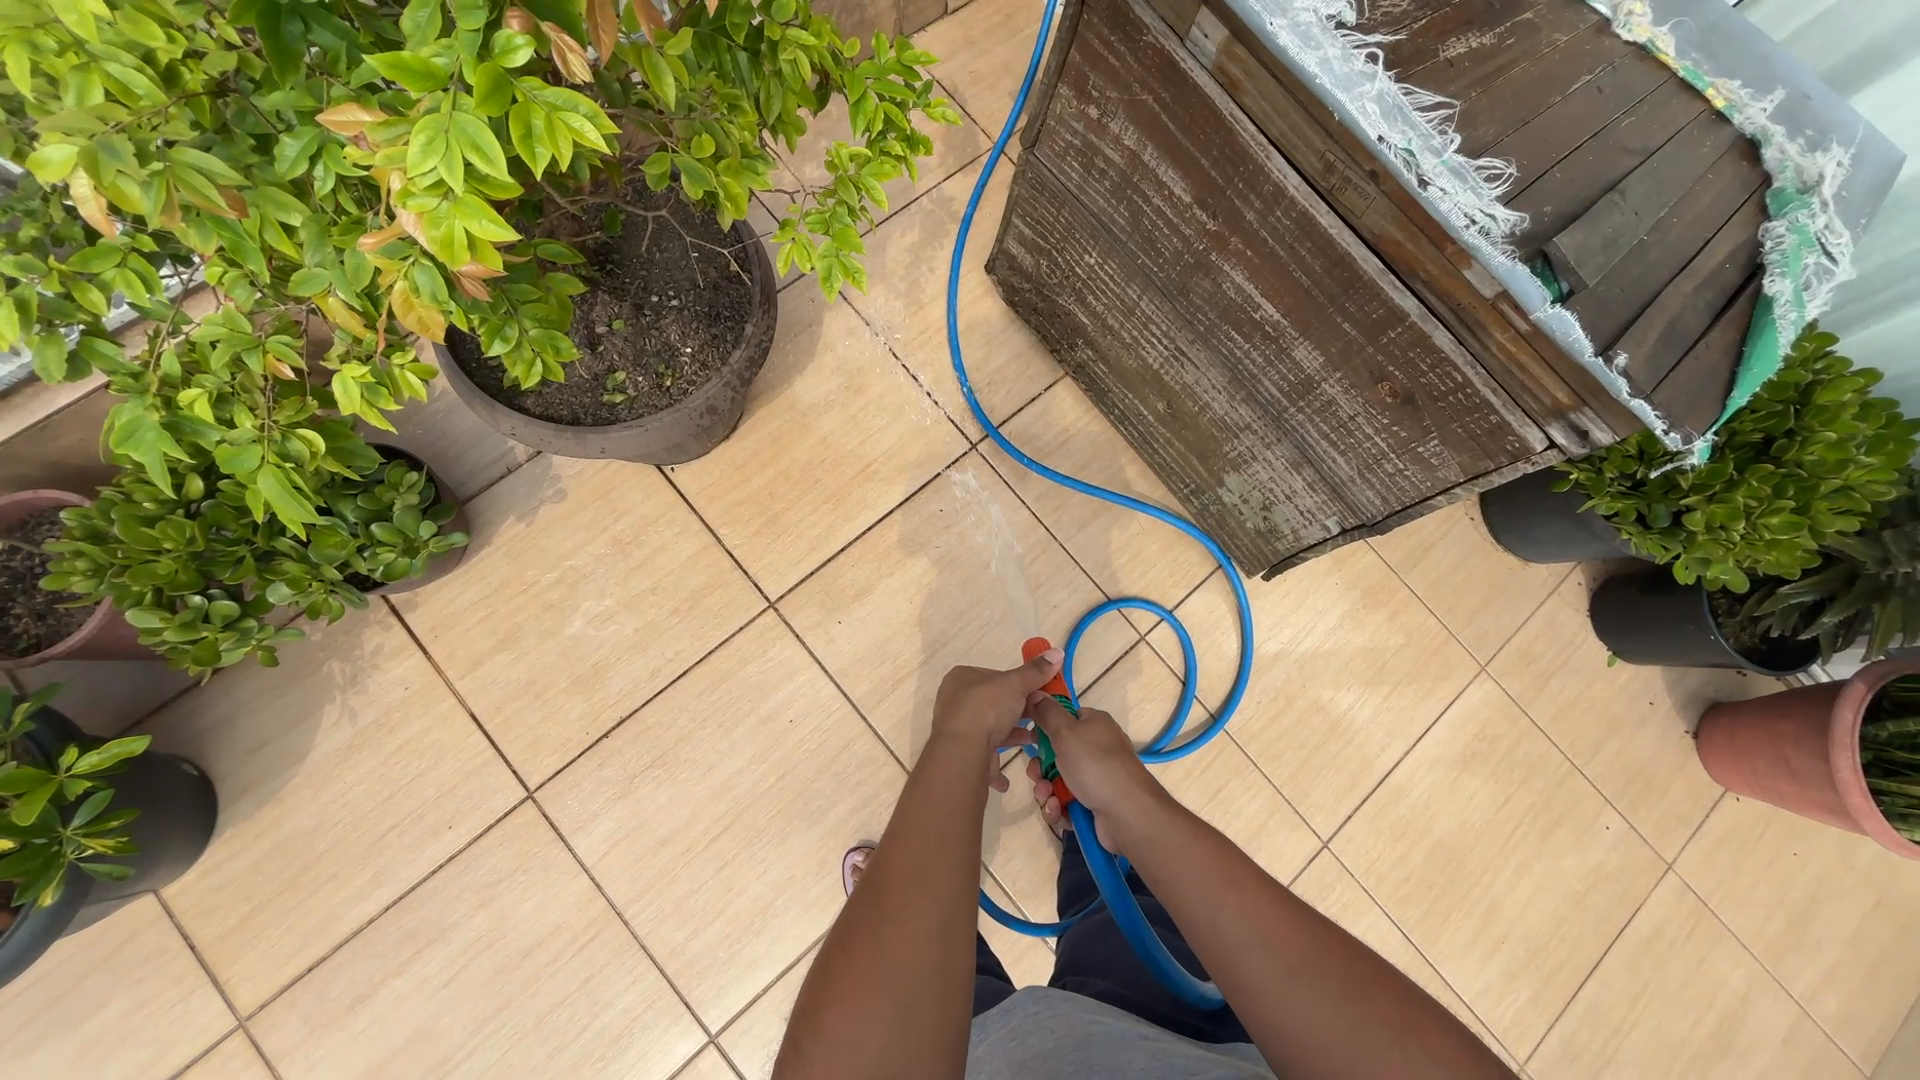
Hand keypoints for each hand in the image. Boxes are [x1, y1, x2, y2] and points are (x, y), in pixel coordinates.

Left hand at [928, 649, 1062, 790]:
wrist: (962, 751)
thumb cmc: (986, 708)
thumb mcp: (1016, 684)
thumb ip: (1036, 671)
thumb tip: (1057, 652)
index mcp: (962, 678)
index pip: (994, 676)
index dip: (1018, 684)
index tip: (1037, 694)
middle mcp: (954, 701)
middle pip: (993, 703)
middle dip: (1017, 712)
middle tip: (1039, 717)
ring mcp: (955, 728)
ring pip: (989, 729)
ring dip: (1010, 735)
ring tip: (1032, 740)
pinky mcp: (959, 752)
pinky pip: (981, 756)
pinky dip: (994, 764)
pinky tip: (1007, 777)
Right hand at [1027, 695, 1165, 851]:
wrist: (1127, 812)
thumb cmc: (1095, 764)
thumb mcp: (1067, 731)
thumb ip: (1048, 713)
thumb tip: (1037, 693)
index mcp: (1094, 725)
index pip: (1066, 719)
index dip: (1046, 728)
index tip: (1032, 739)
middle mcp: (1096, 749)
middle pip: (1056, 754)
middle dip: (1041, 768)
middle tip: (1037, 775)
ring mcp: (1095, 779)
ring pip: (1057, 781)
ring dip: (1046, 790)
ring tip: (1049, 798)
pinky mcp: (1092, 804)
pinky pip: (1065, 803)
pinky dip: (1059, 808)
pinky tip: (1059, 811)